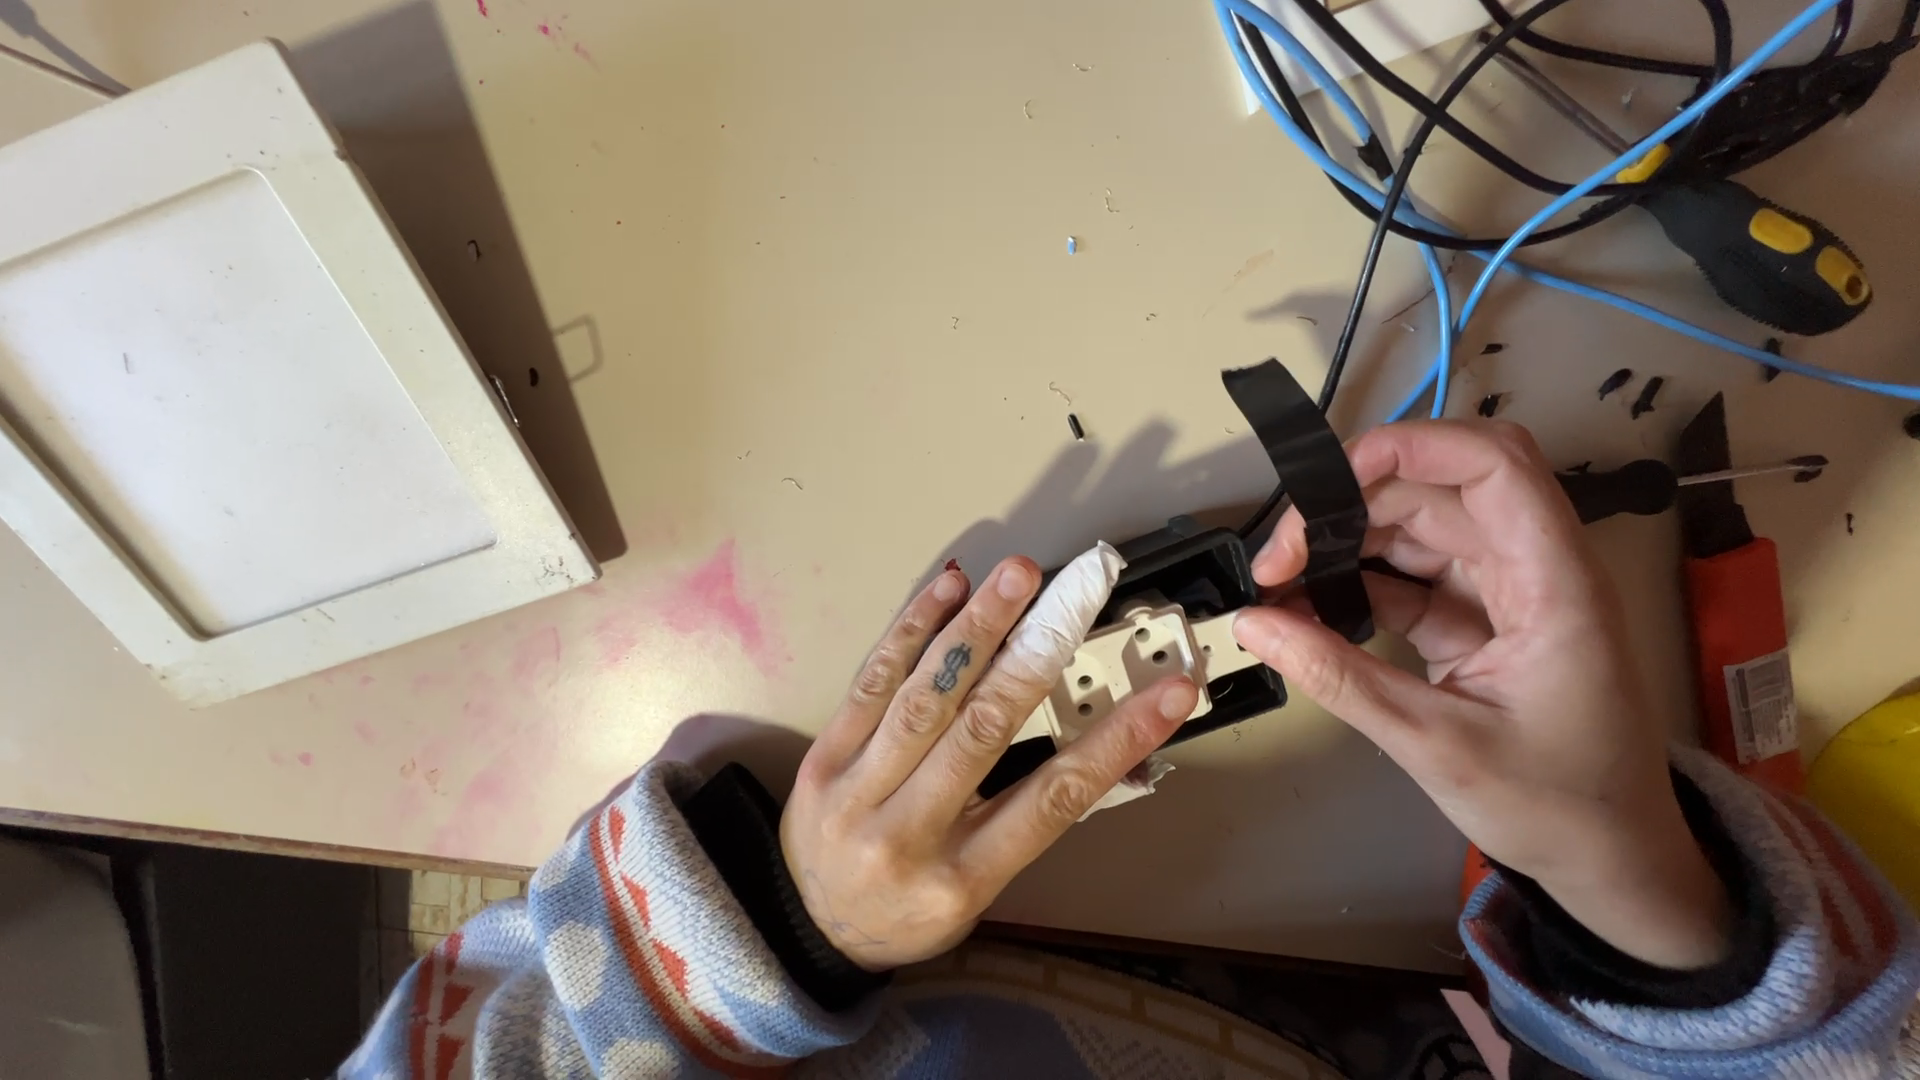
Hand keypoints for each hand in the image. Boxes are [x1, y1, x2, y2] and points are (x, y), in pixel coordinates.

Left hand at [782, 557, 1196, 970]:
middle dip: (1034, 656)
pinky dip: (913, 630)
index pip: (1052, 800)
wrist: (812, 927)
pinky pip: (870, 682)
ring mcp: (856, 791)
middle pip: (982, 732)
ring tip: (1016, 577)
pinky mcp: (823, 757)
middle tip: (1074, 597)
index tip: (1168, 691)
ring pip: (924, 698)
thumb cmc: (913, 906)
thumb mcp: (980, 889)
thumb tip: (1114, 757)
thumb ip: (1034, 820)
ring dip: (974, 628)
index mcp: (962, 878)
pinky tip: (949, 589)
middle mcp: (907, 834)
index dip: (1116, 741)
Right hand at [1234, 420, 1730, 968]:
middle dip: (1344, 509)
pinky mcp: (1472, 615)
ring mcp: (1499, 589)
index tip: (1321, 485)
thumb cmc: (1555, 805)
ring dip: (1339, 545)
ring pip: (1410, 528)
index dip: (1407, 448)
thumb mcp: (1436, 744)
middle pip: (1430, 490)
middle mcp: (1528, 566)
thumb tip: (1252, 624)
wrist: (1612, 862)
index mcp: (1553, 582)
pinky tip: (1305, 610)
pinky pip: (1402, 575)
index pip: (1491, 464)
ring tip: (1279, 587)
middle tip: (1276, 561)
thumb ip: (1338, 678)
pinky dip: (1350, 584)